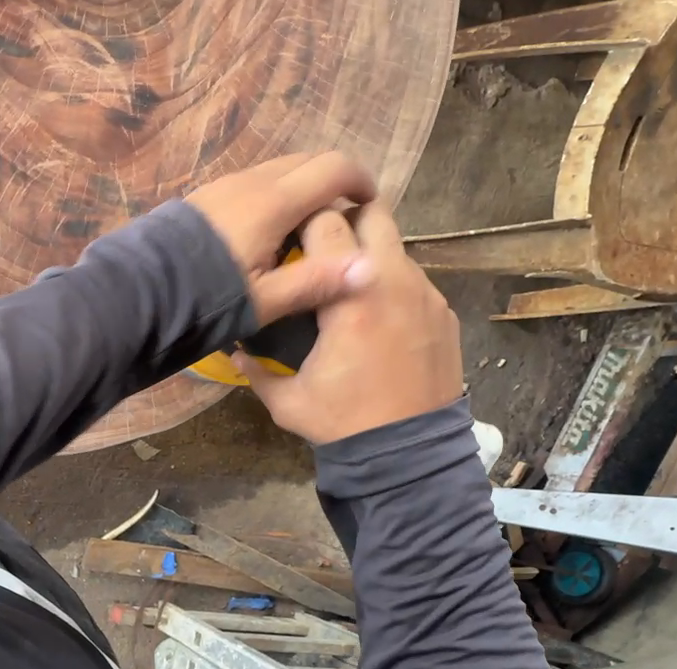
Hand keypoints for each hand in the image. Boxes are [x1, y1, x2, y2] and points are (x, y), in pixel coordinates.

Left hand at [185, 152, 378, 324]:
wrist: (137, 294)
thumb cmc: (205, 300)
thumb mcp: (263, 300)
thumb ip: (315, 282)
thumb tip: (370, 267)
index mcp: (273, 202)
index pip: (334, 168)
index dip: (361, 180)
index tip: (369, 203)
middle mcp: (250, 182)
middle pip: (304, 162)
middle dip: (329, 182)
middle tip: (336, 218)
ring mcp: (222, 187)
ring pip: (274, 171)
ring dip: (296, 189)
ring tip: (299, 230)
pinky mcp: (201, 198)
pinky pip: (247, 184)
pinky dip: (268, 196)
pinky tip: (261, 234)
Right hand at [235, 201, 462, 443]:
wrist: (406, 449)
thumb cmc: (341, 421)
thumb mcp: (285, 401)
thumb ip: (256, 369)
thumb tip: (234, 350)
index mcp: (349, 296)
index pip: (324, 224)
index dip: (302, 225)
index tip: (287, 243)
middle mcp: (392, 280)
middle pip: (372, 211)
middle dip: (344, 222)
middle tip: (319, 252)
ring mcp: (424, 293)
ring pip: (394, 246)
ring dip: (367, 256)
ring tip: (345, 289)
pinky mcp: (442, 311)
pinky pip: (412, 280)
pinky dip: (388, 286)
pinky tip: (374, 321)